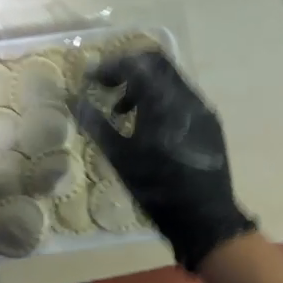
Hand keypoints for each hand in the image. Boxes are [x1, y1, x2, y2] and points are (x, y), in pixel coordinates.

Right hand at [74, 51, 255, 271]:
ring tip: (121, 112)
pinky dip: (159, 101)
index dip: (110, 66)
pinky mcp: (209, 124)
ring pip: (169, 80)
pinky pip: (181, 98)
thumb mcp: (120, 157)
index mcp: (165, 102)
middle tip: (105, 88)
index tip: (91, 81)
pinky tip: (147, 128)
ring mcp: (202, 110)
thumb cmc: (158, 189)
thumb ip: (96, 123)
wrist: (205, 219)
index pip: (137, 63)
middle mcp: (188, 98)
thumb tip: (73, 100)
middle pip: (156, 64)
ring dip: (142, 87)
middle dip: (127, 71)